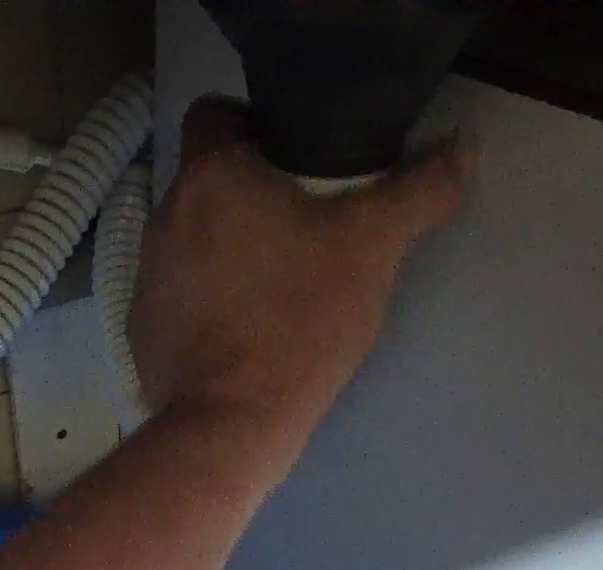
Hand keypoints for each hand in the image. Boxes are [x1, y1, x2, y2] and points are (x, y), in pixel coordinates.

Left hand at [127, 96, 471, 477]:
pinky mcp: (141, 330)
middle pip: (204, 184)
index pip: (214, 116)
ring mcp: (144, 279)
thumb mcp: (373, 247)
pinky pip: (175, 295)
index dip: (251, 124)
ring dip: (223, 248)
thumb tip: (462, 152)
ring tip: (271, 280)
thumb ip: (419, 190)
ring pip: (187, 241)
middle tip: (298, 222)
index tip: (289, 153)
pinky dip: (203, 299)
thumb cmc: (298, 320)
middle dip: (245, 194)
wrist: (232, 419)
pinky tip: (239, 326)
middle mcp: (162, 220)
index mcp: (208, 180)